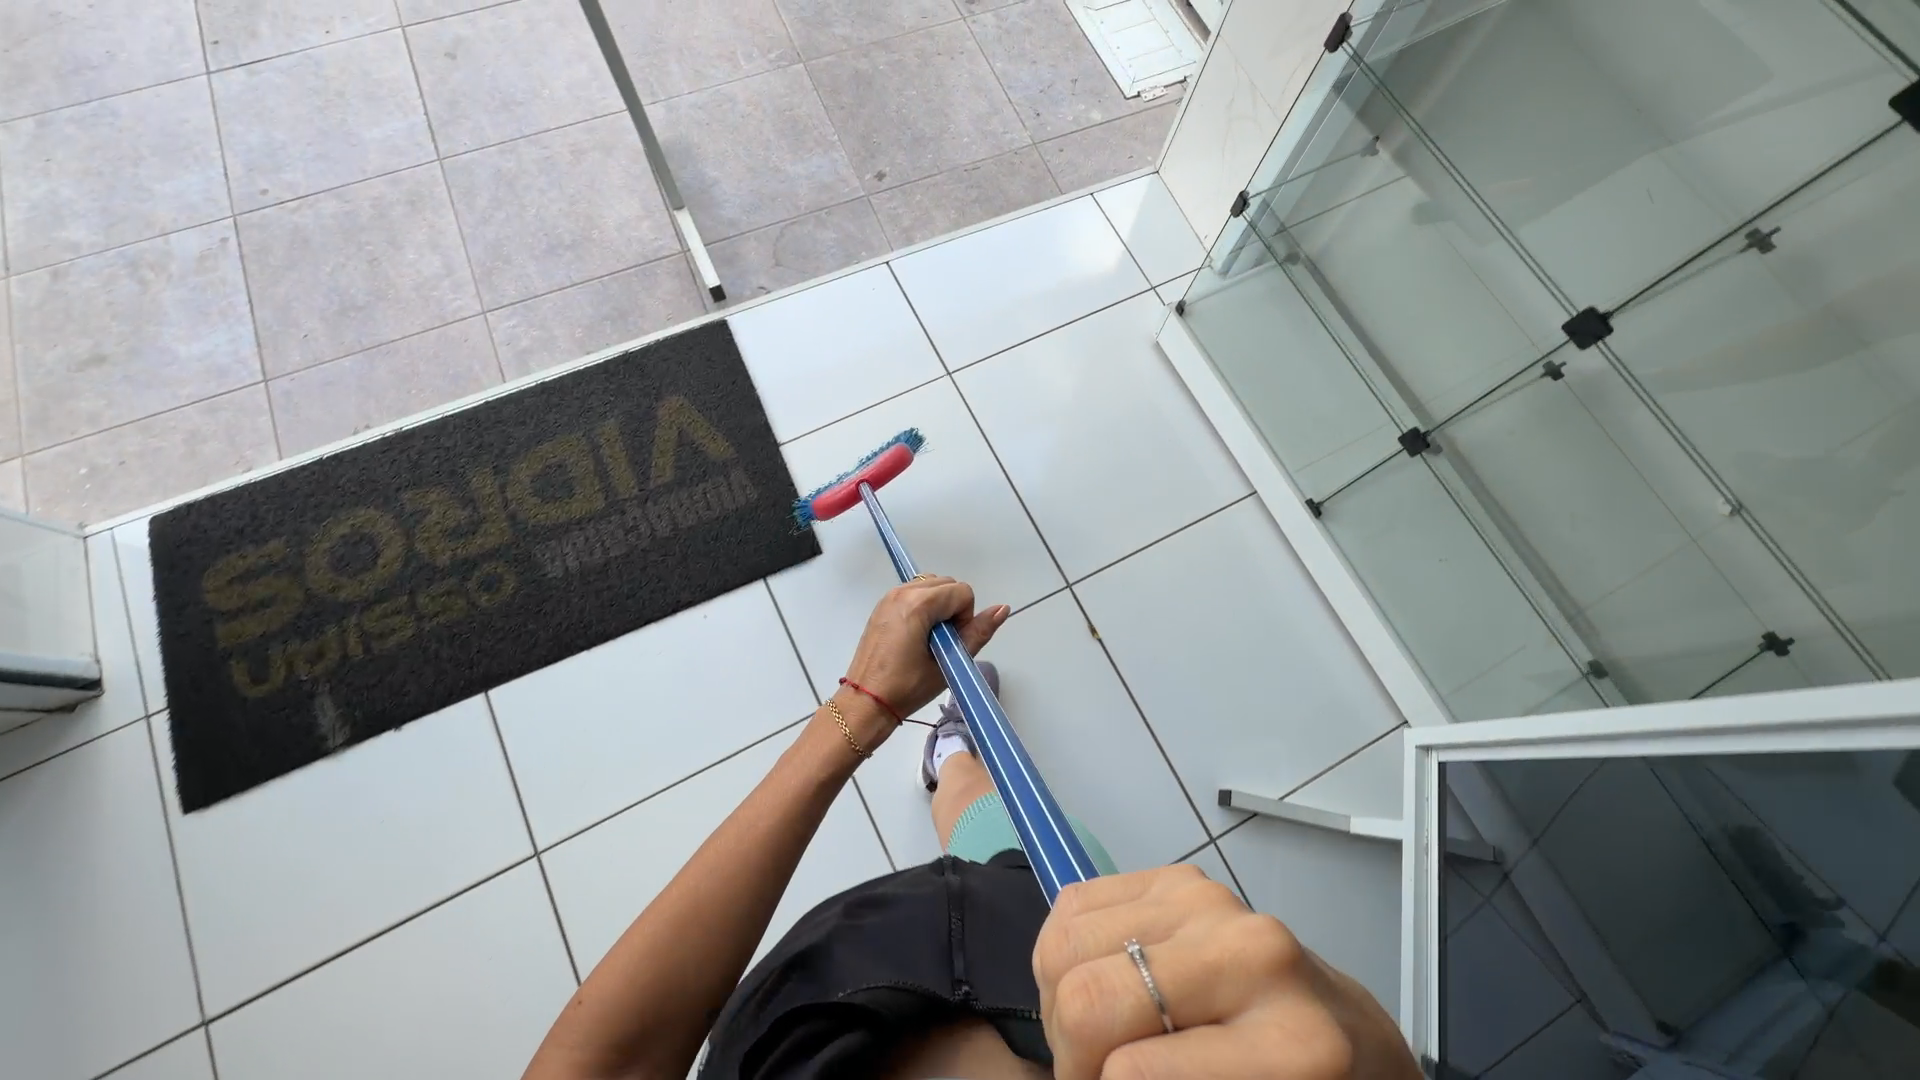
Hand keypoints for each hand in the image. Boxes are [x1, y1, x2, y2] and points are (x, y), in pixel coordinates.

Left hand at [842, 576, 1008, 725]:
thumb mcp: (949, 662)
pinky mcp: (882, 606)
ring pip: (931, 586)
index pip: (962, 592)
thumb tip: (1003, 608)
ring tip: (929, 640)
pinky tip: (915, 637)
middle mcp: (902, 592)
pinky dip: (923, 608)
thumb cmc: (908, 688)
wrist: (865, 702)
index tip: (950, 644)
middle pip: (947, 584)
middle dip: (953, 610)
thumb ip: (978, 633)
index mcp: (918, 604)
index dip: (965, 619)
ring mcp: (889, 597)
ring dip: (938, 607)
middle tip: (941, 644)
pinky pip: (914, 593)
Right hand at [1033, 865, 1420, 1079]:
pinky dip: (1064, 958)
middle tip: (1095, 1077)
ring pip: (1064, 947)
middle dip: (1070, 1057)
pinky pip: (1073, 906)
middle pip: (1086, 1000)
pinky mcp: (1176, 876)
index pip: (1129, 1071)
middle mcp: (1250, 954)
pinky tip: (1105, 987)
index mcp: (1291, 1049)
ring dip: (1060, 1006)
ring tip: (1103, 1037)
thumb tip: (1095, 1075)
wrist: (1347, 1035)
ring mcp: (1208, 901)